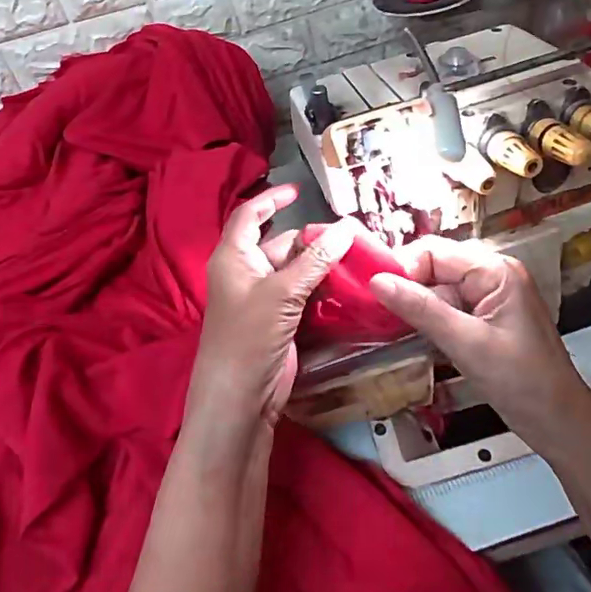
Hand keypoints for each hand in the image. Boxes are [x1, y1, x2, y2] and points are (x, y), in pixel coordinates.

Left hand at [192, 185, 358, 432]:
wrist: (240, 399)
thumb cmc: (248, 338)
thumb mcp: (281, 293)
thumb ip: (315, 260)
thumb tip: (346, 228)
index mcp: (234, 257)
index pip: (250, 216)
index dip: (271, 200)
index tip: (298, 191)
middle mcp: (247, 273)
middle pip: (281, 243)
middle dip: (311, 238)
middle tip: (349, 236)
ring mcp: (263, 298)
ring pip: (296, 270)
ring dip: (321, 264)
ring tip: (356, 256)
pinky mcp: (280, 320)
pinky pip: (304, 293)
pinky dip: (322, 286)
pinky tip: (348, 283)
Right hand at [369, 237, 590, 452]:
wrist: (561, 424)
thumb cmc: (523, 382)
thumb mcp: (468, 344)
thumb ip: (421, 310)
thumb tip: (377, 281)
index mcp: (495, 270)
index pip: (435, 251)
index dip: (403, 268)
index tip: (376, 296)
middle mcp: (492, 276)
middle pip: (435, 268)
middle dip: (407, 288)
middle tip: (377, 315)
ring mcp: (489, 299)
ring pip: (437, 291)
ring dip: (415, 308)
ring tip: (387, 329)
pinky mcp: (485, 321)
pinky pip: (448, 310)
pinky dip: (429, 322)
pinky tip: (411, 339)